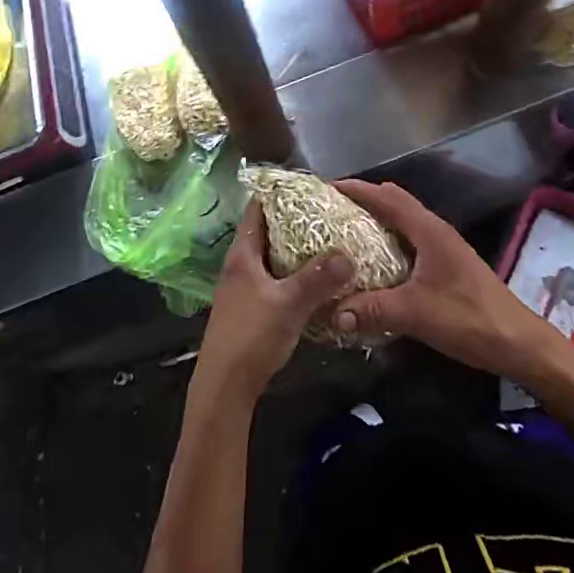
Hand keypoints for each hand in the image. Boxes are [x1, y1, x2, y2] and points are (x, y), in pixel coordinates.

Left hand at [196, 202, 354, 402]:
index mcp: (242, 255)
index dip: (279, 195)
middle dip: (295, 224)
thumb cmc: (251, 335)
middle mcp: (241, 266)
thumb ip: (318, 278)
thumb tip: (348, 251)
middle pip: (268, 234)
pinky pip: (277, 282)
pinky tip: (319, 283)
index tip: (309, 187)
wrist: (225, 385)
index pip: (258, 211)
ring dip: (297, 253)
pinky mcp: (253, 309)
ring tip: (331, 245)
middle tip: (330, 216)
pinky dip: (296, 277)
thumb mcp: (288, 303)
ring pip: (274, 260)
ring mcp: (245, 289)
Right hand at [332, 180, 569, 381]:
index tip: (327, 189)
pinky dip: (387, 244)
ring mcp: (444, 249)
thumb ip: (372, 310)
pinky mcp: (447, 267)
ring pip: (403, 224)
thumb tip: (332, 312)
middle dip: (363, 202)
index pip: (387, 197)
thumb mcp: (416, 314)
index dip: (357, 189)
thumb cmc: (471, 320)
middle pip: (394, 204)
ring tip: (344, 236)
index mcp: (429, 231)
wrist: (522, 346)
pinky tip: (373, 265)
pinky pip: (409, 244)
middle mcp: (436, 232)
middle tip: (331, 213)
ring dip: (375, 223)